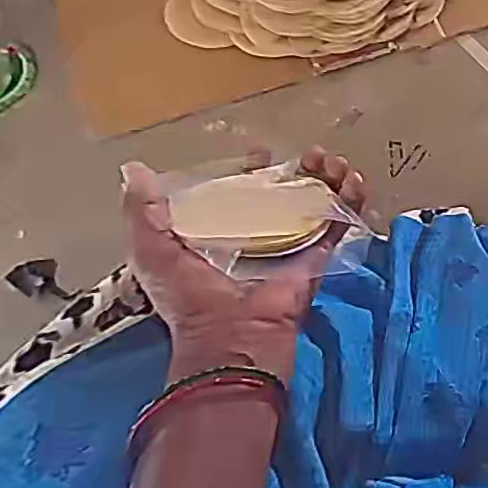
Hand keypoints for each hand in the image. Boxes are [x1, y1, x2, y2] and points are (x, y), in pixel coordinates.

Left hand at [120, 148, 369, 380]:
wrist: (235, 333)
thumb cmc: (192, 295)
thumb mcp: (155, 252)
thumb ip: (146, 213)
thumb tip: (134, 168)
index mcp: (229, 227)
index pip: (249, 188)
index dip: (259, 168)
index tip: (263, 154)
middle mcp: (267, 229)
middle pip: (294, 187)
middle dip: (307, 166)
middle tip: (314, 155)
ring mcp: (298, 239)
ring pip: (323, 197)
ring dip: (333, 175)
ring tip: (334, 164)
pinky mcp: (322, 251)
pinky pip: (343, 219)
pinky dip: (353, 198)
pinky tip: (354, 182)